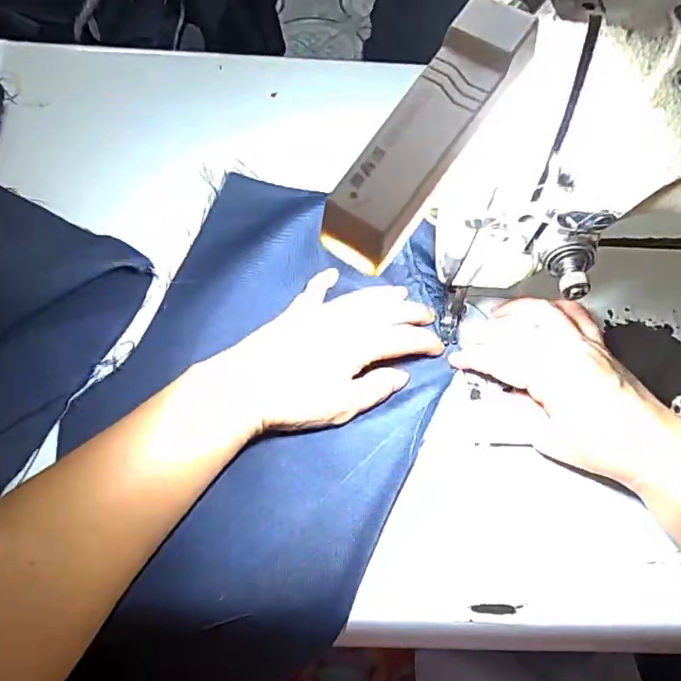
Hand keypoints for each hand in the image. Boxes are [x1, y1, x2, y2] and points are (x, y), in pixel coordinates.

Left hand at [201, 269, 444, 433]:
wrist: (242, 387)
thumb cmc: (294, 401)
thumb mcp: (342, 405)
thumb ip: (375, 388)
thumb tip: (400, 376)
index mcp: (358, 344)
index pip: (400, 338)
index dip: (423, 341)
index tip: (438, 347)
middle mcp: (342, 322)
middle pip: (384, 311)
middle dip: (410, 312)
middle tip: (427, 316)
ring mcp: (317, 315)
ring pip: (356, 298)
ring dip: (380, 295)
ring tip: (398, 293)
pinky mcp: (293, 316)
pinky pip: (313, 294)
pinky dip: (324, 283)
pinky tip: (331, 275)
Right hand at [448, 298, 680, 490]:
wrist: (651, 444)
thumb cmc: (612, 446)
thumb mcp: (549, 438)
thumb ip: (519, 412)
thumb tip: (498, 399)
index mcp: (552, 375)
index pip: (502, 358)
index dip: (476, 358)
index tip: (462, 358)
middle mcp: (571, 352)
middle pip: (522, 325)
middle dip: (494, 328)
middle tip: (478, 338)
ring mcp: (589, 346)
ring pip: (548, 311)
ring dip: (522, 309)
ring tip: (504, 314)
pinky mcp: (602, 348)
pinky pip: (577, 315)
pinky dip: (557, 308)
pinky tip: (548, 312)